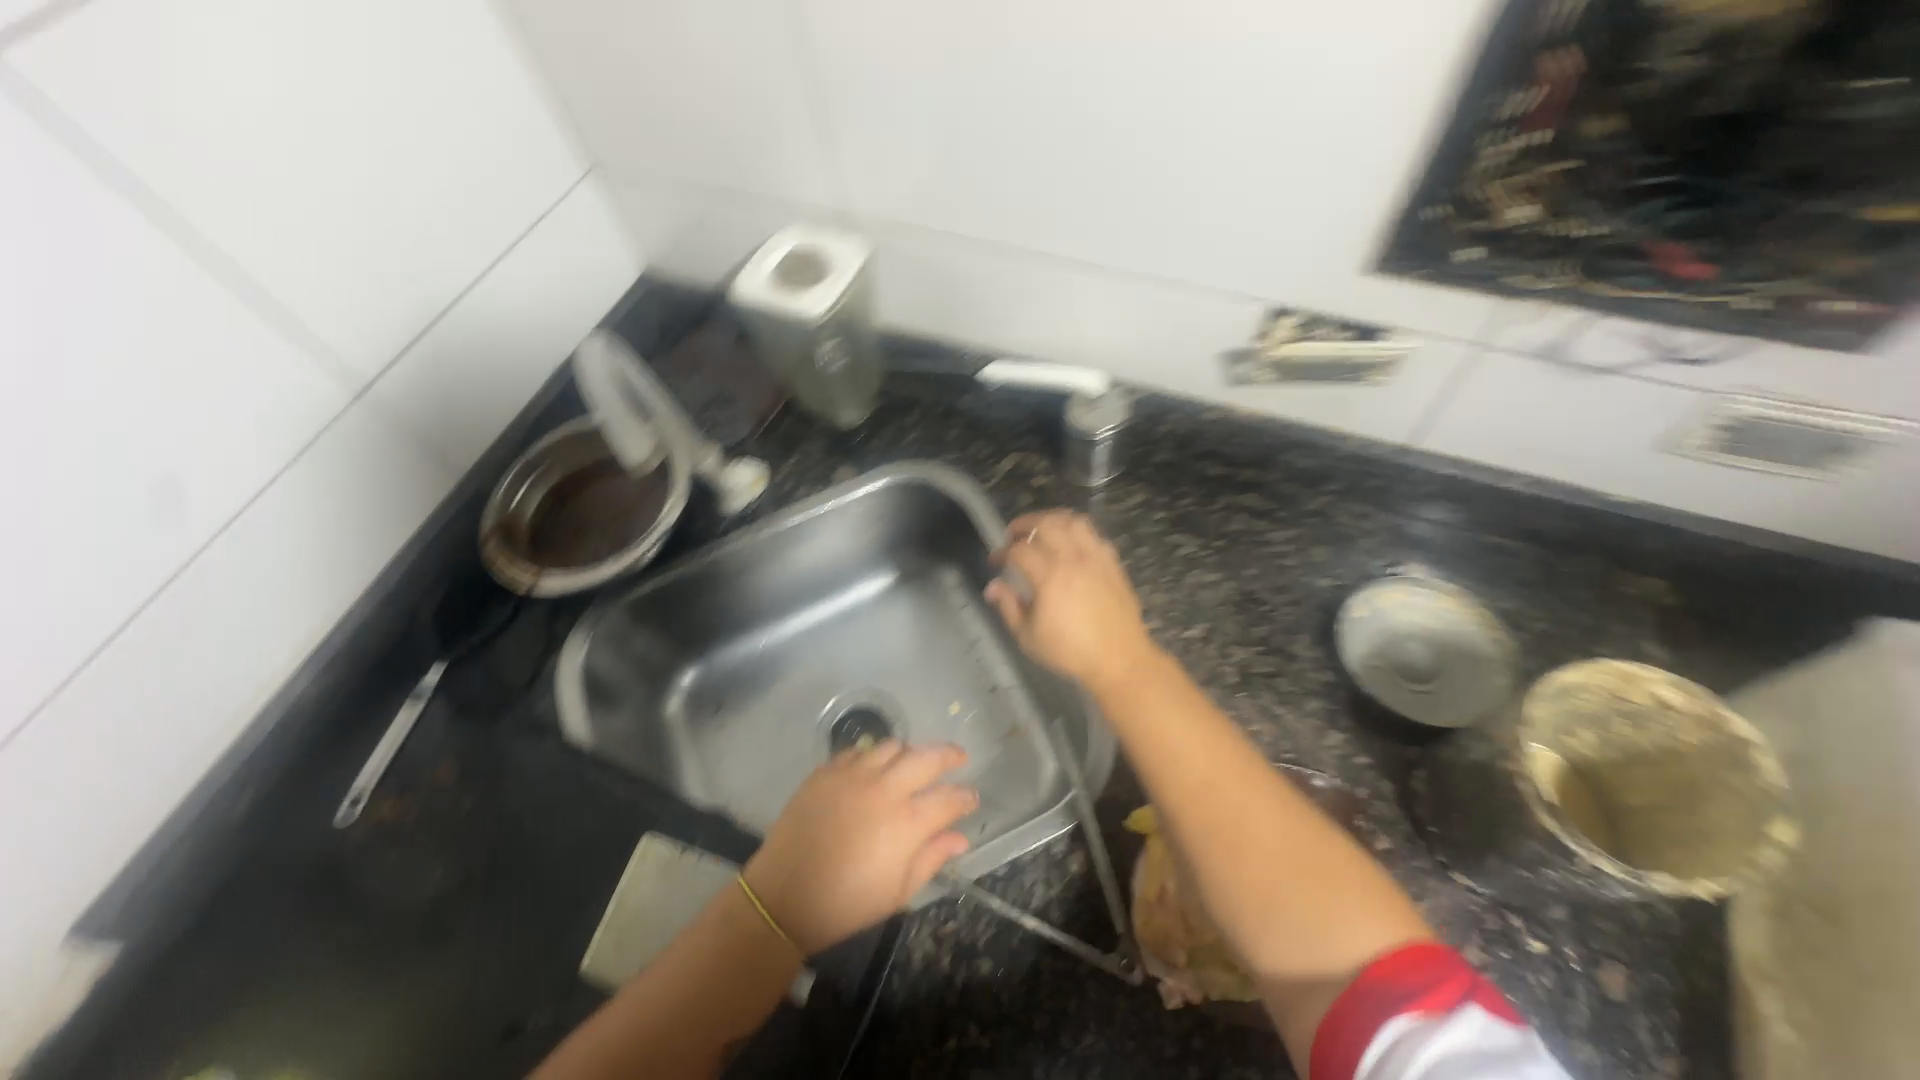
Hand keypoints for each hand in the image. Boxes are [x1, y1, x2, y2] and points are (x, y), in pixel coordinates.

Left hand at [742, 741, 975, 954]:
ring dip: (910, 752)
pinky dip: (873, 755)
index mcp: (907, 823)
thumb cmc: (846, 903)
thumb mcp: (898, 891)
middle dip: (949, 756)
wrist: (784, 896)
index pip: (949, 799)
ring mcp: (853, 776)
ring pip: (892, 747)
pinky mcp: (826, 772)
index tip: (972, 798)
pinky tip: (875, 767)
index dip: (966, 797)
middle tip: (958, 758)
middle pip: (926, 758)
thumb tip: (960, 838)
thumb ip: (932, 858)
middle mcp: (884, 790)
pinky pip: (857, 752)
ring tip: (914, 761)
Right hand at [985, 510, 1159, 692]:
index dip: (1002, 552)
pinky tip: (1071, 543)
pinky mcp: (1113, 563)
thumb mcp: (1028, 637)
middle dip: (1024, 524)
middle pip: (1046, 524)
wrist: (1119, 658)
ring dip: (1053, 519)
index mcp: (1049, 576)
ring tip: (1041, 529)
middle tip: (1013, 534)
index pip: (1019, 550)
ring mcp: (1096, 558)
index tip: (995, 561)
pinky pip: (1094, 534)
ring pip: (1073, 521)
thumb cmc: (1070, 651)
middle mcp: (1073, 559)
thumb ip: (1008, 607)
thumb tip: (993, 587)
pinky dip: (1078, 531)